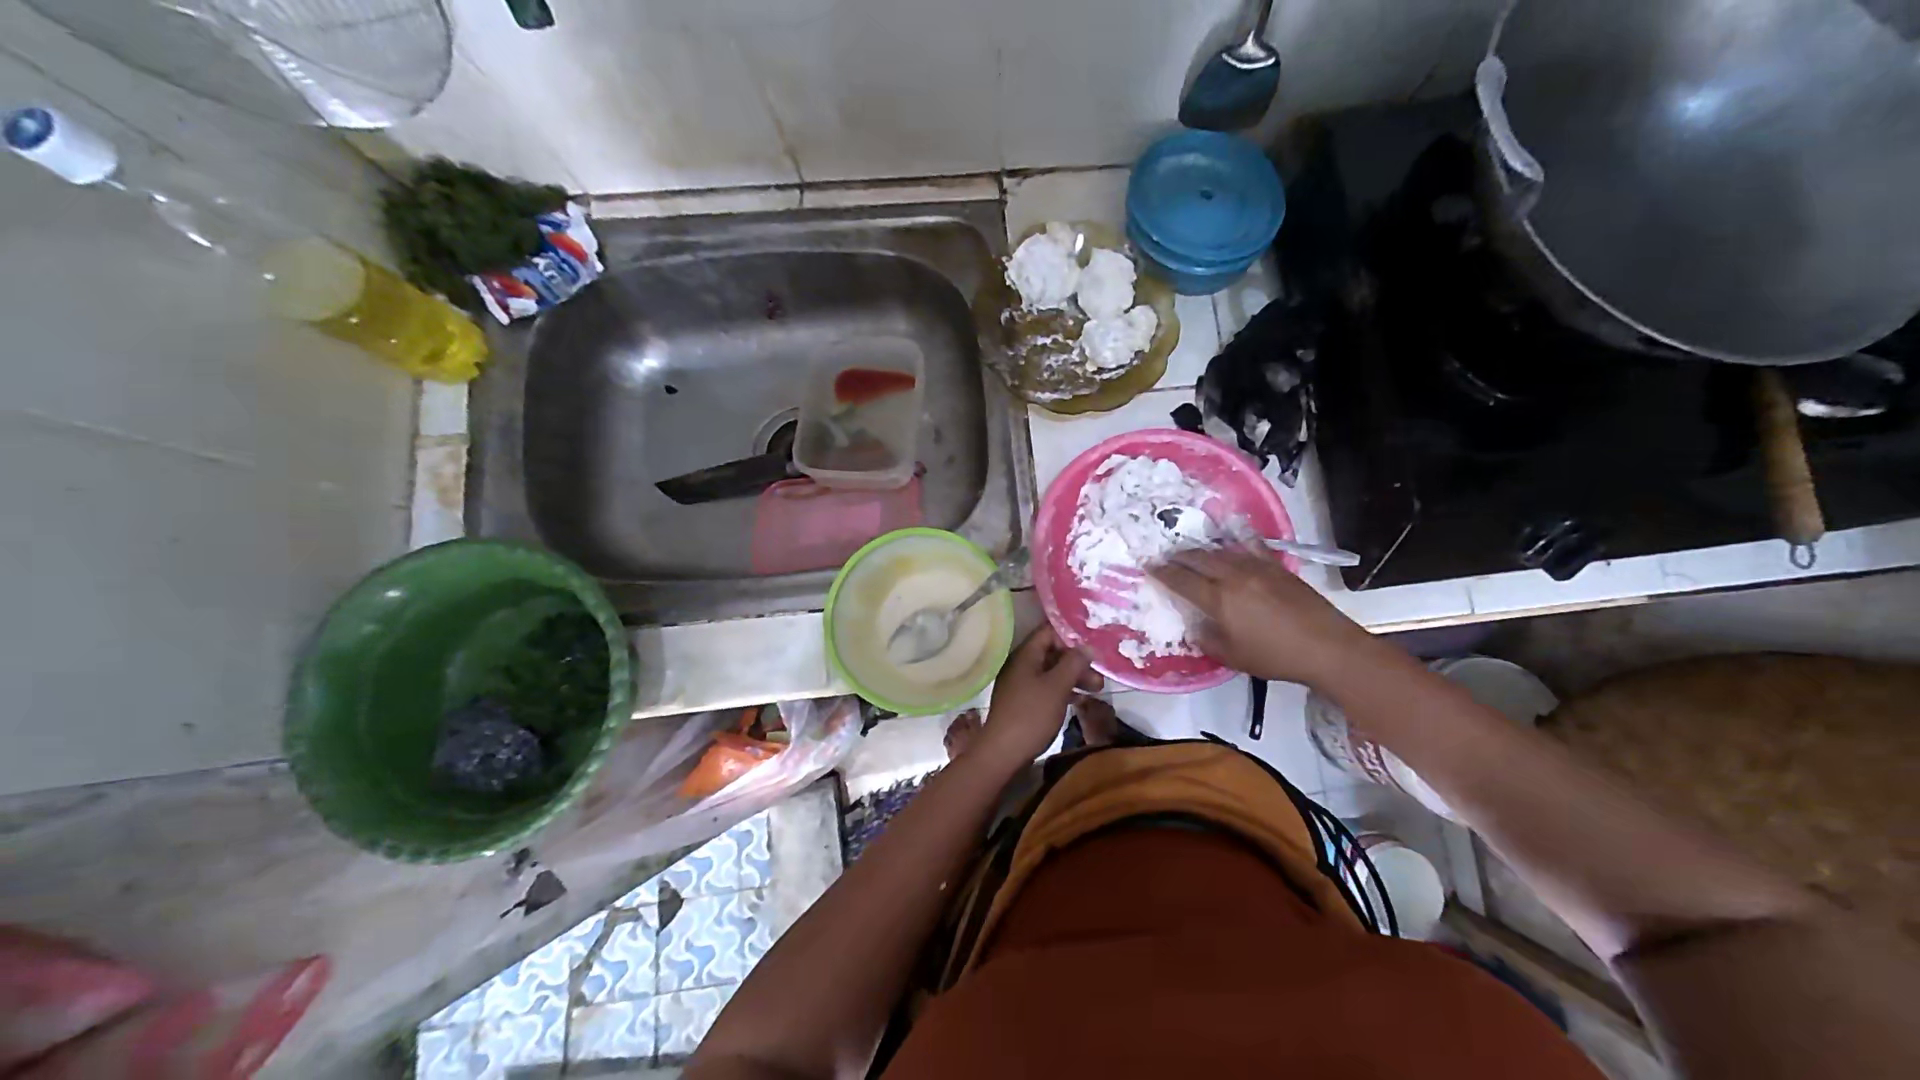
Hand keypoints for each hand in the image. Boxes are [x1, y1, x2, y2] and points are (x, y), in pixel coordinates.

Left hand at [976, 626, 1102, 768]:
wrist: (1004, 751)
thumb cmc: (1031, 714)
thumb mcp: (1057, 686)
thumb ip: (1073, 663)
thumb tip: (1087, 646)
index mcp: (1025, 655)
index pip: (1049, 632)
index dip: (1071, 635)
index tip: (1094, 643)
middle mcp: (1021, 665)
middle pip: (1052, 653)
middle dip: (1077, 661)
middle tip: (1100, 673)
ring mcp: (1021, 684)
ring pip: (1051, 672)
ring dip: (1073, 677)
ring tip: (1097, 688)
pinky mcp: (1023, 702)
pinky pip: (1046, 688)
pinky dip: (1063, 690)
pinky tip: (1080, 699)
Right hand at [1150, 548, 1383, 688]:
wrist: (1327, 647)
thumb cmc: (1275, 656)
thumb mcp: (1232, 656)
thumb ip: (1207, 639)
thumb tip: (1195, 626)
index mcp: (1218, 599)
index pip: (1181, 580)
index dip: (1162, 573)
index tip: (1149, 567)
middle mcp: (1234, 576)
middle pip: (1198, 558)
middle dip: (1178, 557)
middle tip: (1167, 558)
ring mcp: (1257, 567)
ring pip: (1221, 551)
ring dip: (1202, 550)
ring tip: (1192, 553)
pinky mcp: (1277, 566)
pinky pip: (1250, 547)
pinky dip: (1235, 544)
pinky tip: (1231, 544)